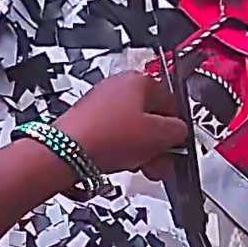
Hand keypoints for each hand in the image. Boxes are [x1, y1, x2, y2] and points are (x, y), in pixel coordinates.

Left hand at [54, 71, 187, 175]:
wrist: (66, 152)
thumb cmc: (106, 136)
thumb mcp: (157, 135)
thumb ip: (178, 132)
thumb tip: (181, 132)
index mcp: (138, 80)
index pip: (171, 101)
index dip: (177, 127)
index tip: (179, 145)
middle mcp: (117, 87)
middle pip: (150, 117)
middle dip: (159, 143)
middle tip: (162, 161)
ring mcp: (100, 104)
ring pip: (131, 129)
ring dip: (142, 149)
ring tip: (145, 166)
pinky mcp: (87, 122)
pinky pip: (113, 135)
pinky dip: (122, 149)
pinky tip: (123, 163)